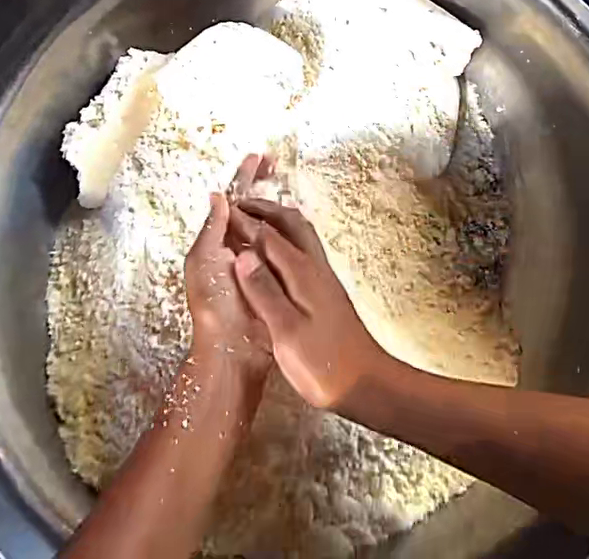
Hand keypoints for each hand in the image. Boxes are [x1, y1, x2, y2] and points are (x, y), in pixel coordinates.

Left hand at [183, 155, 274, 374]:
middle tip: (275, 163)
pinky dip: (290, 227)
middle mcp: (237, 245)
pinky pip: (284, 243)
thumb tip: (219, 194)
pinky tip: (300, 217)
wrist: (234, 347)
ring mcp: (258, 258)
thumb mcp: (203, 262)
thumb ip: (212, 228)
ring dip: (276, 201)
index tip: (258, 157)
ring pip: (268, 221)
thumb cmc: (213, 304)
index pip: (231, 200)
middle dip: (260, 182)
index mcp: (218, 240)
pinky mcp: (277, 272)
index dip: (244, 177)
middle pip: (251, 204)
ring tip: (286, 182)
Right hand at [229, 194, 395, 412]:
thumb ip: (263, 291)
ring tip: (255, 221)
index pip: (268, 236)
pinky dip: (286, 238)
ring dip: (277, 221)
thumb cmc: (322, 363)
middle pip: (290, 223)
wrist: (366, 382)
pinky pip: (303, 249)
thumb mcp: (285, 331)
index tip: (222, 210)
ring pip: (300, 234)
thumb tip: (243, 254)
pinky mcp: (326, 289)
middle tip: (239, 206)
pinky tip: (276, 254)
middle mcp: (314, 265)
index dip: (245, 221)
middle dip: (265, 211)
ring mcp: (323, 276)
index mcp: (302, 272)